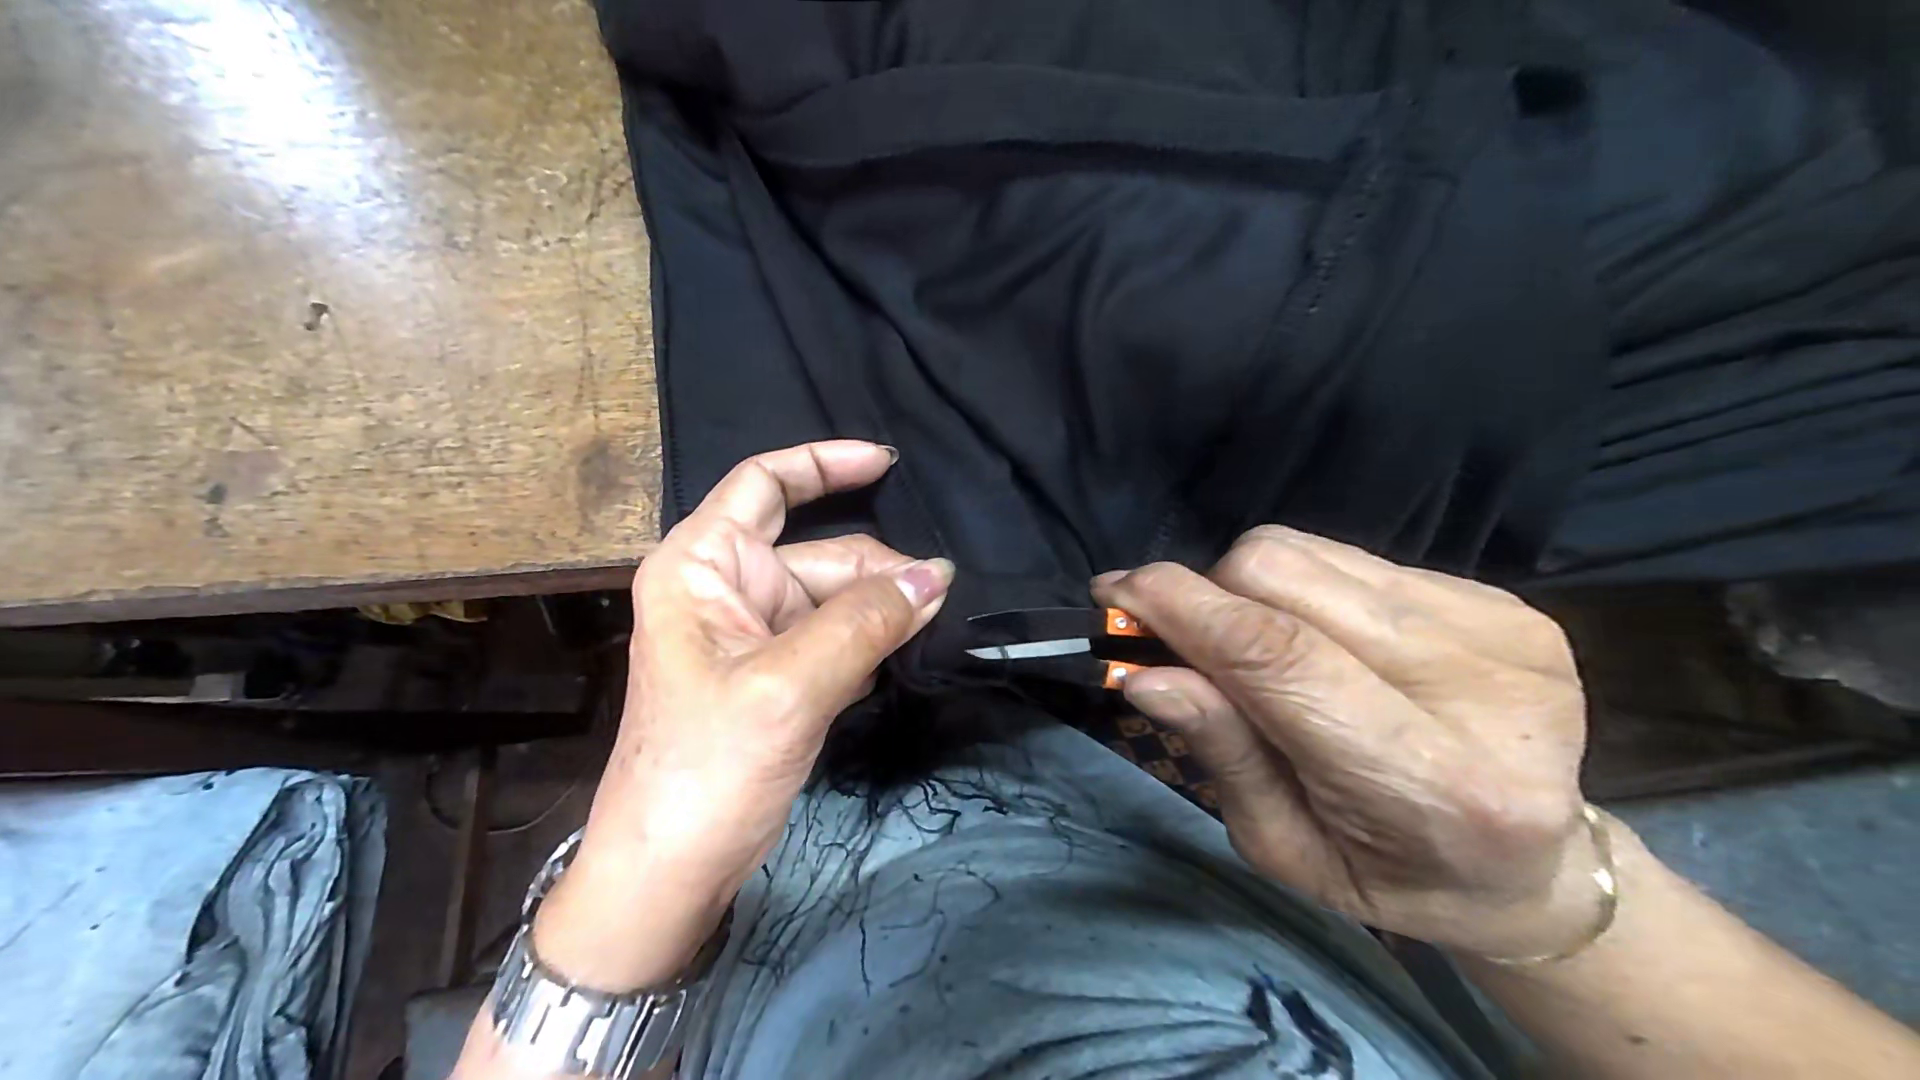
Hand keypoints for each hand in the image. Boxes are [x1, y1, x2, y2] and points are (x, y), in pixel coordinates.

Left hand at [535, 441, 951, 989]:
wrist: (671, 871)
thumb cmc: (707, 768)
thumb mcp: (789, 686)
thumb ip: (865, 623)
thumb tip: (937, 575)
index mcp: (702, 565)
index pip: (763, 484)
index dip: (823, 463)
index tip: (885, 462)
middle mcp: (726, 588)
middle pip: (817, 549)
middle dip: (877, 567)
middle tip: (939, 593)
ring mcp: (754, 634)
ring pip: (835, 598)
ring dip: (882, 608)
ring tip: (932, 622)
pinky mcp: (778, 674)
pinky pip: (837, 636)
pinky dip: (872, 639)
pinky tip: (906, 650)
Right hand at [1094, 526, 1597, 959]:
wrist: (1538, 869)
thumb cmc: (1390, 875)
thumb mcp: (1281, 845)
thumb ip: (1219, 750)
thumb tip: (1143, 674)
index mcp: (1431, 783)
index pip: (1278, 657)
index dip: (1183, 611)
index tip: (1113, 593)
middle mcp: (1480, 686)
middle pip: (1283, 575)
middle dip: (1205, 593)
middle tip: (1184, 639)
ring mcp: (1497, 628)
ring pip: (1305, 551)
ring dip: (1245, 585)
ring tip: (1253, 642)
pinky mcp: (1499, 597)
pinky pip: (1344, 556)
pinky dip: (1296, 586)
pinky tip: (1314, 634)